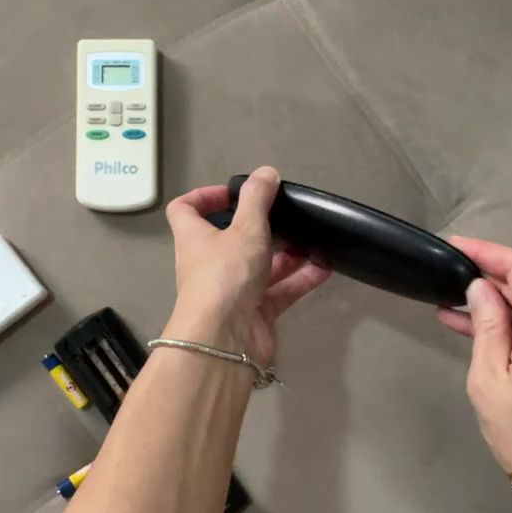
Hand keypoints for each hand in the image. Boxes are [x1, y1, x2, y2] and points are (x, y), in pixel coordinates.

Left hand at [164, 166, 332, 365]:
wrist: (225, 339)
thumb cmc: (225, 275)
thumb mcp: (245, 228)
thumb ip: (257, 199)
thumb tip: (265, 173)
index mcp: (195, 238)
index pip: (186, 210)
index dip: (204, 196)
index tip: (233, 193)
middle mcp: (210, 263)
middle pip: (231, 238)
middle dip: (260, 226)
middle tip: (284, 214)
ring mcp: (234, 289)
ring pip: (261, 265)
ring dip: (286, 253)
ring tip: (312, 239)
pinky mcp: (256, 311)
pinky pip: (281, 289)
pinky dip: (301, 278)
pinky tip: (325, 266)